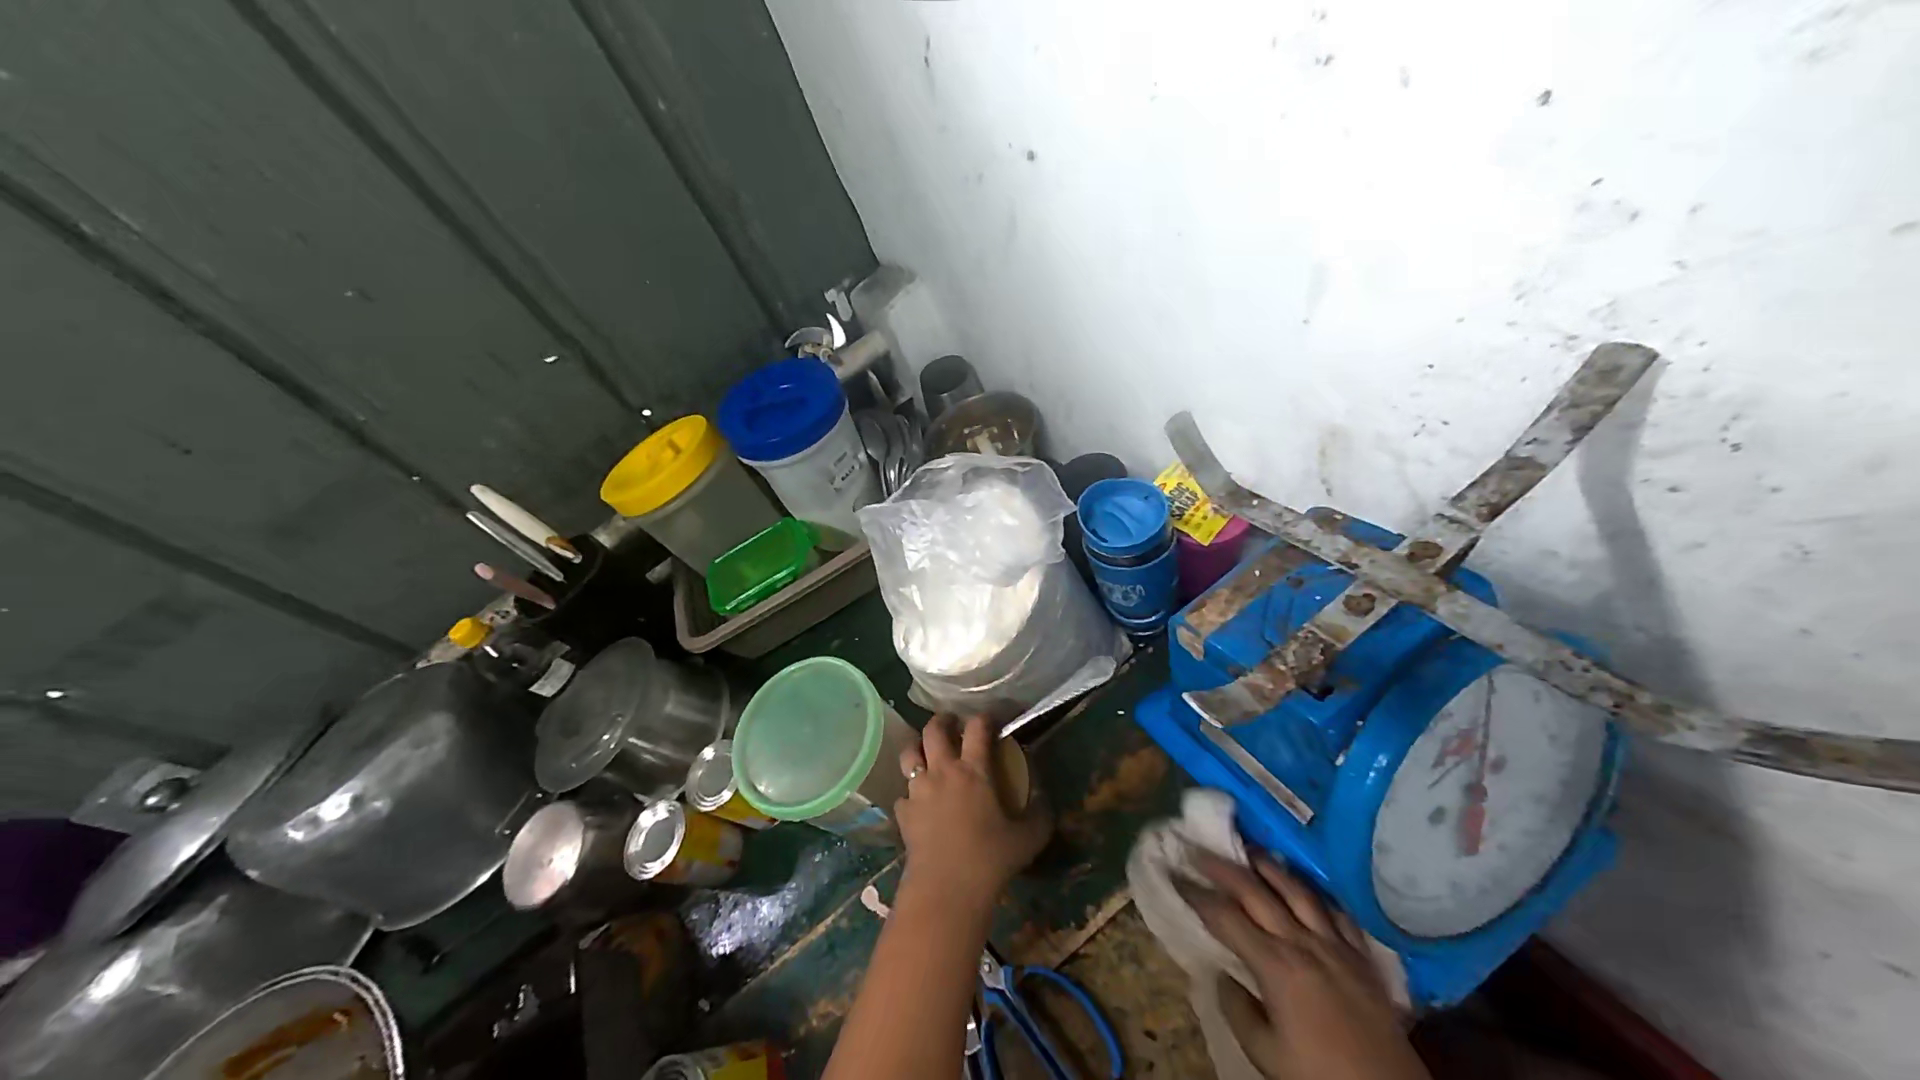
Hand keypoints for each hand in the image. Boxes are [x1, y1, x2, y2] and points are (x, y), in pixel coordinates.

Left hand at [895, 714, 1051, 911]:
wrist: (947, 888)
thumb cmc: (990, 859)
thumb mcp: (1028, 838)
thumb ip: (1040, 814)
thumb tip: (1045, 799)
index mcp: (974, 770)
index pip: (977, 728)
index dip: (984, 717)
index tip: (990, 719)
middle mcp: (942, 771)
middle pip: (933, 730)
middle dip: (942, 720)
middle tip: (951, 723)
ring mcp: (918, 790)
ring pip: (909, 754)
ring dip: (918, 748)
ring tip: (926, 753)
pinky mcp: (903, 812)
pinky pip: (902, 792)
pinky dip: (910, 792)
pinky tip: (918, 802)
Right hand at [1182, 852, 1429, 1079]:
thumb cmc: (1319, 1075)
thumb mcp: (1266, 1053)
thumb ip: (1238, 1009)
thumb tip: (1222, 975)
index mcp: (1275, 965)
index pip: (1225, 917)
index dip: (1196, 894)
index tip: (1174, 874)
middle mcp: (1302, 943)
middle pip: (1256, 892)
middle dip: (1223, 867)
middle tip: (1198, 849)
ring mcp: (1336, 945)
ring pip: (1297, 891)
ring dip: (1268, 866)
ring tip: (1249, 848)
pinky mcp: (1362, 957)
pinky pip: (1337, 913)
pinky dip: (1316, 893)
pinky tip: (1305, 885)